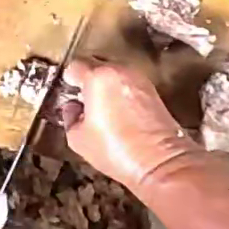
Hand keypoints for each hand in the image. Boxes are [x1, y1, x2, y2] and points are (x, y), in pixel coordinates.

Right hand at [58, 60, 201, 192]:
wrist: (159, 162)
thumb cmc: (117, 150)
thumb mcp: (79, 138)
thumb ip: (70, 116)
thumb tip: (73, 108)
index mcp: (97, 77)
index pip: (75, 67)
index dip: (68, 80)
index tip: (68, 93)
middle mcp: (119, 70)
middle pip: (95, 67)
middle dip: (88, 82)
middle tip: (83, 104)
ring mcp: (138, 78)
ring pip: (113, 74)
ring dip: (106, 87)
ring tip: (103, 111)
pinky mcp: (152, 90)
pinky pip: (128, 84)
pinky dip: (122, 93)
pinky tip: (120, 114)